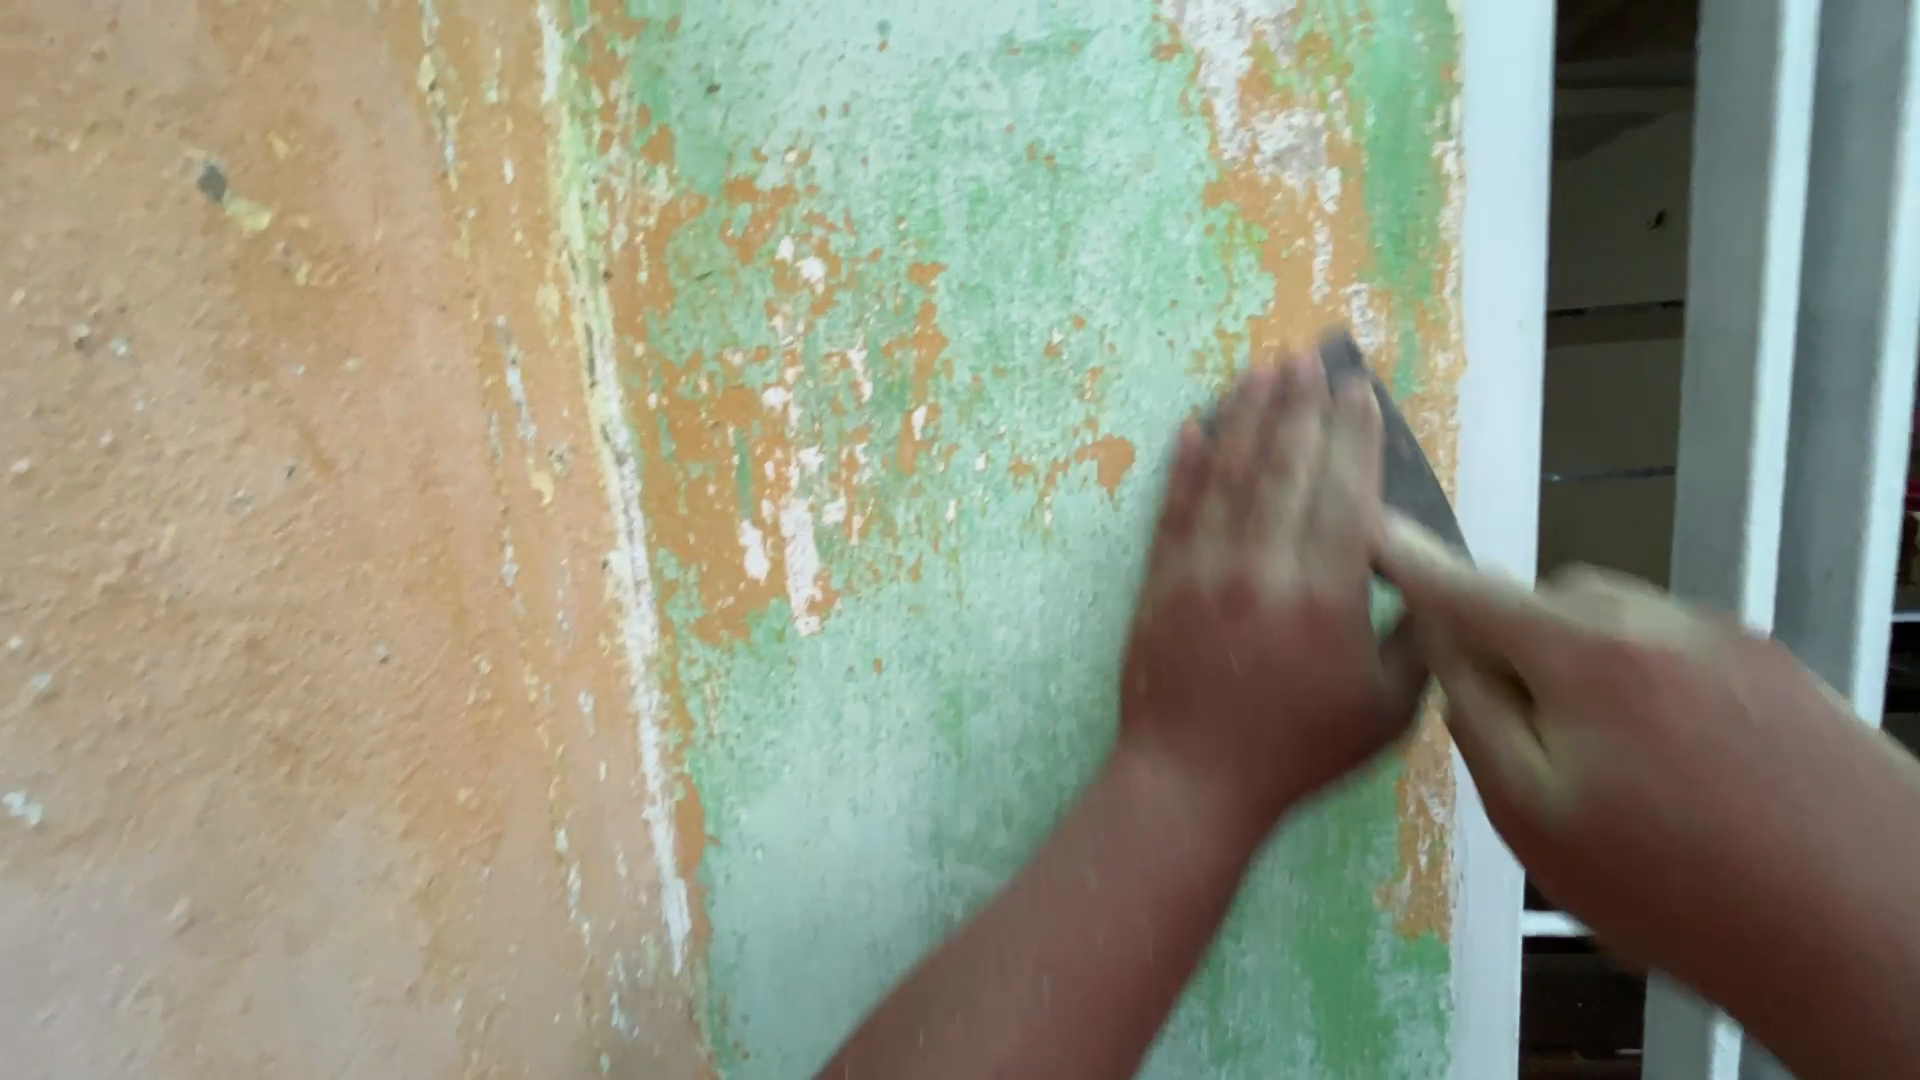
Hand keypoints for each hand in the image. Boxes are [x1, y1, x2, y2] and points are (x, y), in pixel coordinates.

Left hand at [1119, 350, 1425, 837]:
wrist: (1192, 776)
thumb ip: (1413, 634)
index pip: (1343, 492)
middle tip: (1308, 357)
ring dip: (1244, 418)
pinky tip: (1192, 428)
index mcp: (1325, 595)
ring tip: (1259, 372)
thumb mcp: (1387, 707)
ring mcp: (1201, 569)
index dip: (1351, 434)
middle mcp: (1260, 567)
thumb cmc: (1296, 748)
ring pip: (1226, 476)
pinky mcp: (1160, 580)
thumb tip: (1419, 572)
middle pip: (1283, 467)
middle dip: (1299, 406)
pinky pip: (1173, 510)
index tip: (1356, 389)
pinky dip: (1183, 466)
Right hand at [1376, 516, 1914, 987]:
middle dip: (1510, 638)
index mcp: (1590, 654)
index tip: (1374, 533)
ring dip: (1572, 656)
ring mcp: (1732, 642)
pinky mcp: (1781, 671)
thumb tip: (1446, 643)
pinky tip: (1665, 754)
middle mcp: (1662, 623)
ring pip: (1606, 618)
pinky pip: (1666, 644)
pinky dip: (1633, 674)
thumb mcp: (1529, 812)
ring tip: (1598, 748)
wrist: (1893, 952)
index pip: (1470, 591)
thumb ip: (1472, 712)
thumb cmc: (1674, 887)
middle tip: (1516, 723)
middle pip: (1542, 598)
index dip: (1413, 563)